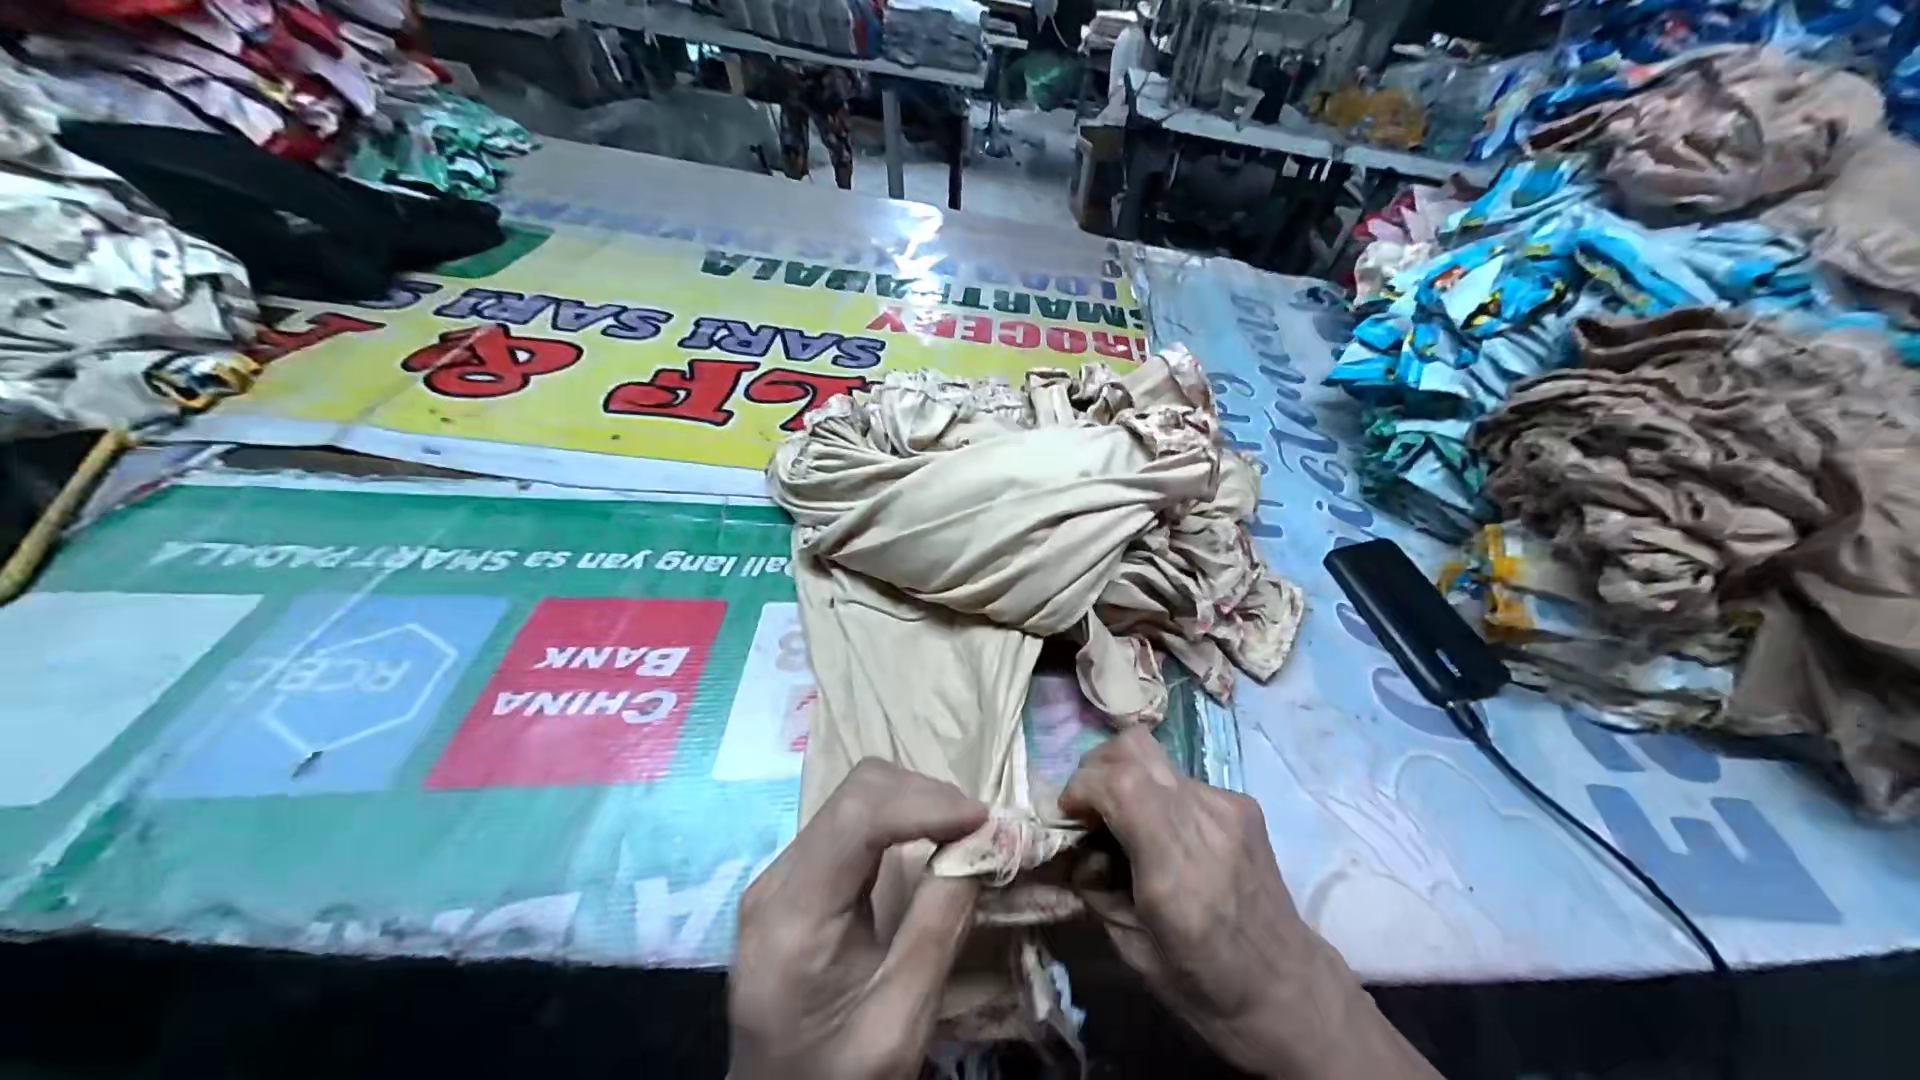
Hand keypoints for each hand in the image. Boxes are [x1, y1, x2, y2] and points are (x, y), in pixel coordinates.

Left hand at [730, 760, 987, 1079]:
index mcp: (793, 920)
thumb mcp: (900, 1024)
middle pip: (855, 793)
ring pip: (854, 796)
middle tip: (978, 829)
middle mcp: (776, 880)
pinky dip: (899, 816)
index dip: (925, 803)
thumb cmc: (838, 1079)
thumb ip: (937, 928)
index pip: (856, 819)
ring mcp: (779, 874)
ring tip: (960, 830)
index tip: (983, 820)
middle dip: (925, 796)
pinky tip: (927, 837)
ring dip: (915, 800)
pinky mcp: (793, 876)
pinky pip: (850, 820)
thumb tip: (979, 845)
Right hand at [1062, 728, 1438, 1079]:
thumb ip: (1093, 884)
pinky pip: (1181, 780)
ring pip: (1155, 759)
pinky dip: (1158, 795)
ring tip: (1126, 825)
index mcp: (1175, 870)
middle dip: (1096, 767)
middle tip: (1089, 807)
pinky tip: (1166, 835)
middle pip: (1134, 747)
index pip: (1119, 782)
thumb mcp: (1130, 947)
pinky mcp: (1242, 804)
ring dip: (1126, 781)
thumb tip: (1071, 843)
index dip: (1081, 786)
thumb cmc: (1204, 986)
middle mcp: (1204, 823)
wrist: (1290, 992)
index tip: (1069, 814)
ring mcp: (1228, 808)